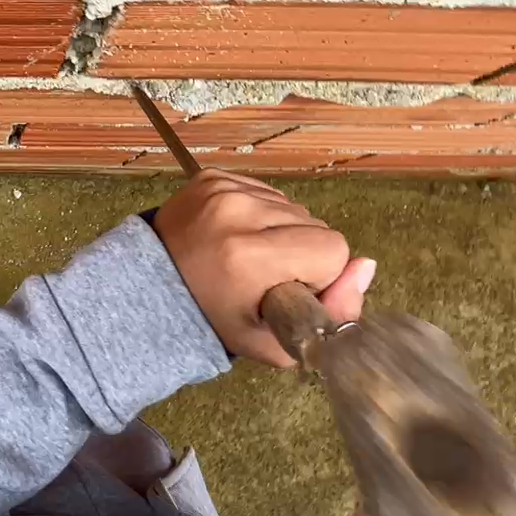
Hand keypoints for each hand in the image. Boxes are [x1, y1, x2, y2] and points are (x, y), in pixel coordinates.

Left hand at [151, 169, 376, 367]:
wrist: (148, 283)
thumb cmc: (210, 318)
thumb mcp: (272, 340)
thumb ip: (331, 314)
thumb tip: (367, 266)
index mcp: (249, 256)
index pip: (332, 248)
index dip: (321, 274)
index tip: (291, 289)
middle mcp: (236, 211)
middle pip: (315, 224)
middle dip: (303, 252)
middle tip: (266, 275)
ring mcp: (221, 187)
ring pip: (292, 206)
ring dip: (282, 231)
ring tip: (248, 255)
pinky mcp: (212, 175)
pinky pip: (265, 191)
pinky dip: (260, 213)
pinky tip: (236, 235)